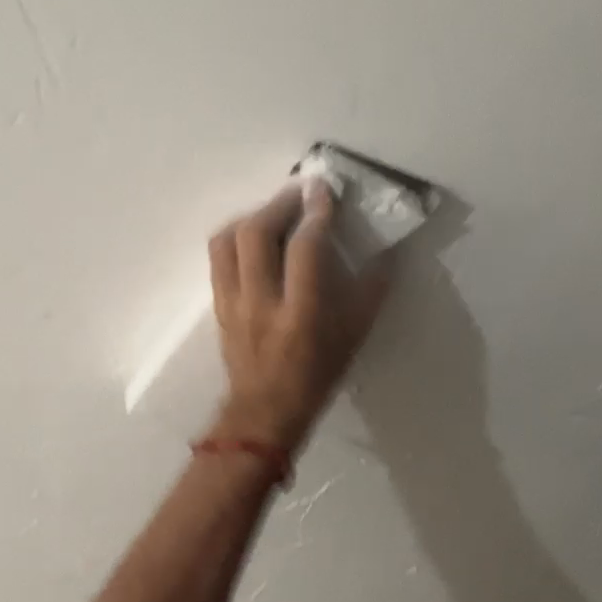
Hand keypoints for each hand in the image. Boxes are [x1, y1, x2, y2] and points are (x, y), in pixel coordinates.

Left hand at [206, 177, 393, 450]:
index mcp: (301, 315)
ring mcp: (232, 302)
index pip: (304, 249)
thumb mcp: (353, 338)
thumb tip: (385, 252)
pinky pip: (218, 255)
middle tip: (299, 192)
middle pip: (256, 234)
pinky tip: (254, 233)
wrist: (264, 411)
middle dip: (278, 203)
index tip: (323, 190)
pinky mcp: (217, 302)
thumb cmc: (316, 375)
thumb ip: (369, 292)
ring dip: (252, 215)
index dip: (315, 214)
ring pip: (228, 240)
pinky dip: (236, 235)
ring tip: (275, 210)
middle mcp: (261, 303)